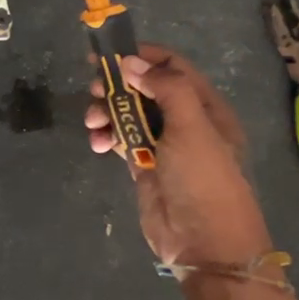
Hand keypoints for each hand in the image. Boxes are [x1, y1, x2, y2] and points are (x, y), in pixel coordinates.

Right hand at [85, 45, 270, 265]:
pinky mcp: (144, 164)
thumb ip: (165, 88)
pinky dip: (105, 136)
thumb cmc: (204, 180)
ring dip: (106, 112)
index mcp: (205, 108)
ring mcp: (163, 143)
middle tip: (94, 90)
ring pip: (127, 112)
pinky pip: (119, 138)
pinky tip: (98, 145)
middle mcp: (184, 121)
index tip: (108, 55)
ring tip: (93, 123)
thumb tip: (130, 61)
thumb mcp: (192, 129)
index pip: (172, 67)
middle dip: (116, 85)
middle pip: (143, 87)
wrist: (205, 244)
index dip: (142, 56)